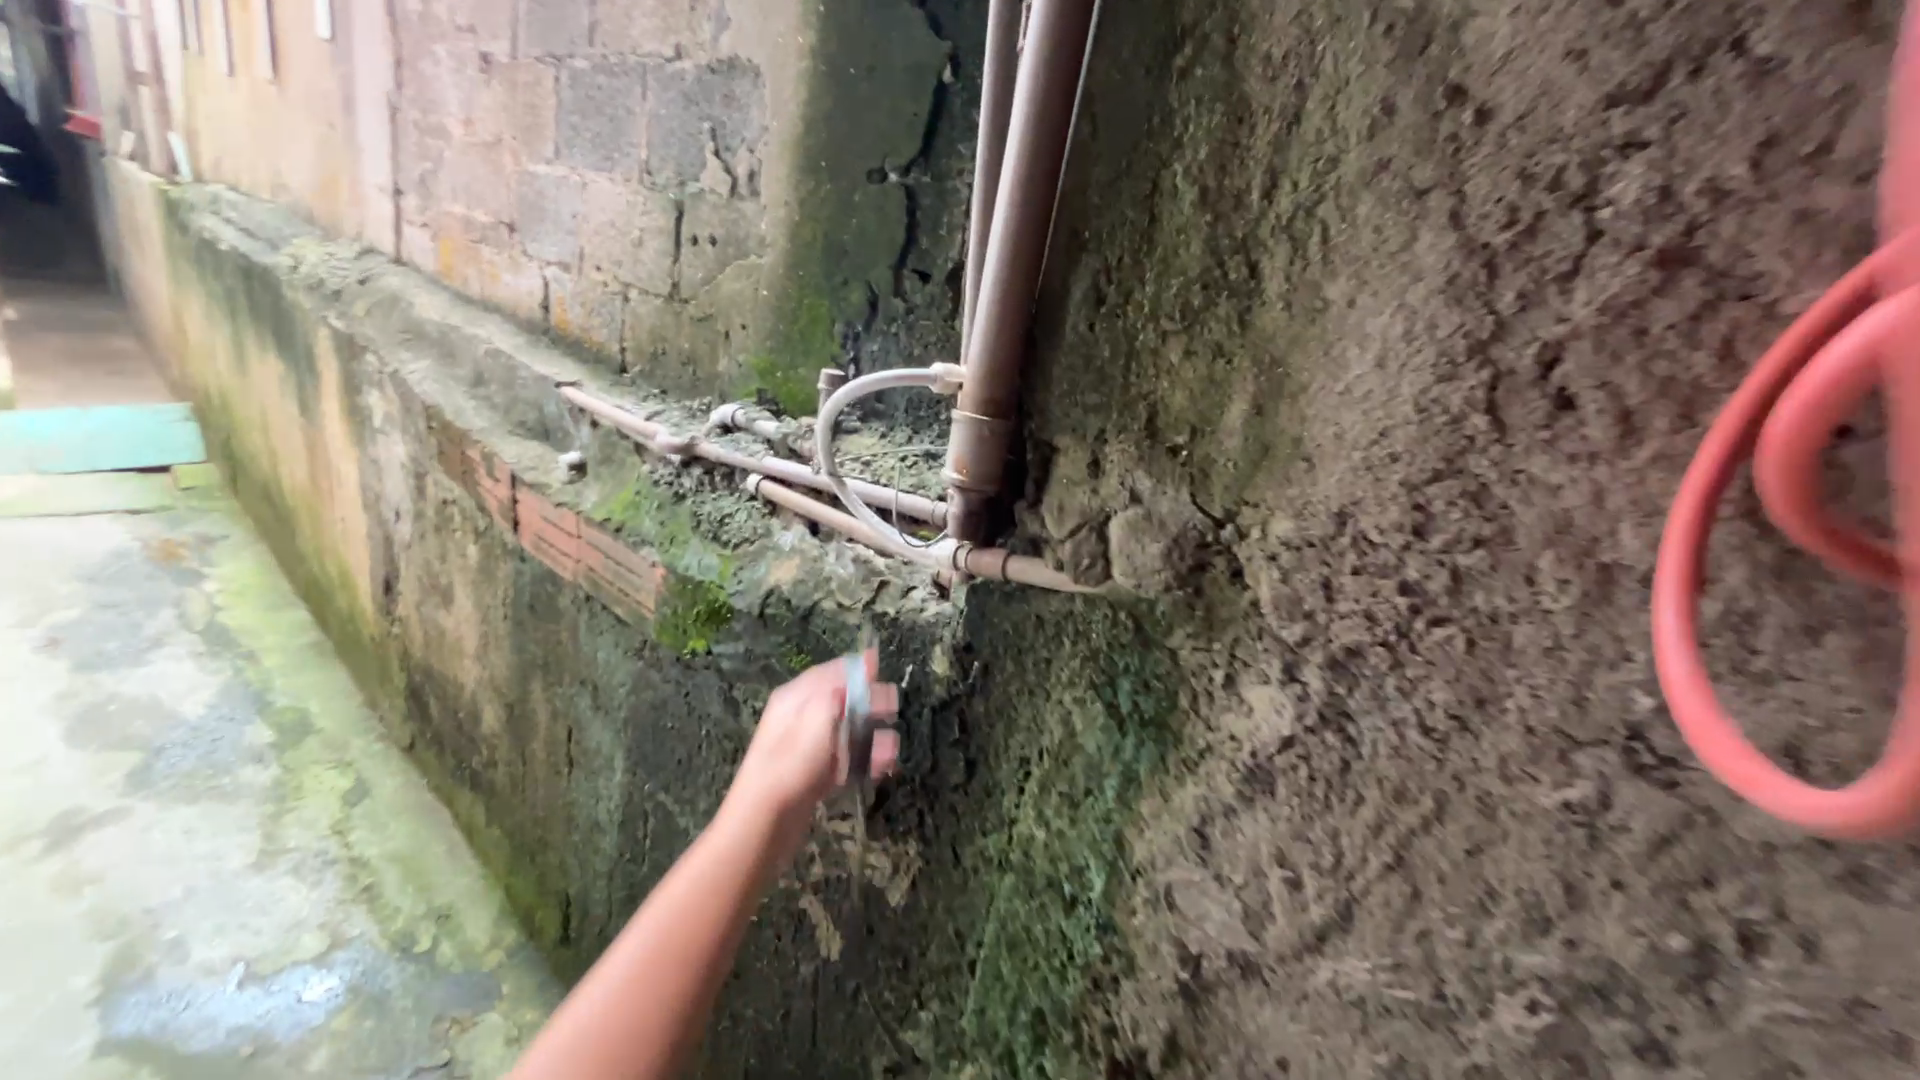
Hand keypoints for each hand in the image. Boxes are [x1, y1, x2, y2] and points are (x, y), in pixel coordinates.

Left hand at [727, 648, 899, 822]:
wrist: (765, 822)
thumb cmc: (792, 763)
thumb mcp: (818, 716)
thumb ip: (842, 688)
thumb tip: (865, 660)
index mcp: (797, 697)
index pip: (832, 672)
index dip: (859, 670)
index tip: (882, 670)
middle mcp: (802, 717)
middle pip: (844, 701)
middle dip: (871, 705)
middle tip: (892, 711)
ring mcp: (809, 747)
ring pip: (849, 732)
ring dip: (873, 736)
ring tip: (891, 748)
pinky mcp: (816, 773)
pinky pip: (846, 758)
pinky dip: (864, 760)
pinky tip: (880, 767)